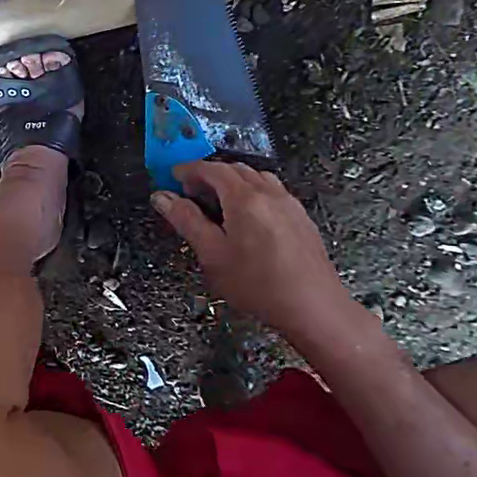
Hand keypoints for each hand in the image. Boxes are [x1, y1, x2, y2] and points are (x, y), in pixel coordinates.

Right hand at [151, 162, 360, 342]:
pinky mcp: (301, 217)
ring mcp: (289, 203)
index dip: (189, 169)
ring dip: (233, 181)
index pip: (212, 169)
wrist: (313, 307)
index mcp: (244, 197)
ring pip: (256, 178)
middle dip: (210, 174)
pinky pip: (272, 191)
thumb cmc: (259, 285)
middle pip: (235, 169)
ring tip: (219, 204)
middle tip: (191, 191)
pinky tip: (248, 218)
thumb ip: (186, 220)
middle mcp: (269, 192)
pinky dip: (253, 192)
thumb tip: (163, 197)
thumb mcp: (213, 254)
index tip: (175, 175)